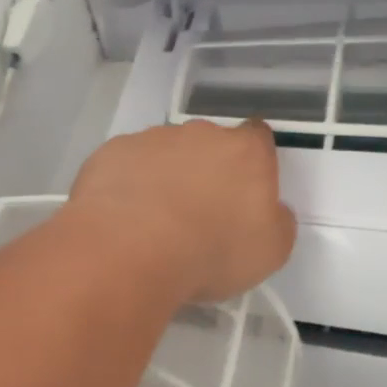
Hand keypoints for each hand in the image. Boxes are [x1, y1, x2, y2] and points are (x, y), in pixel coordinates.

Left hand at [62, 119, 295, 302]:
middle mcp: (198, 134)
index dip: (252, 162)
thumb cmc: (211, 251)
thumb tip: (271, 210)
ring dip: (162, 176)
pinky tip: (120, 218)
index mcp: (244, 152)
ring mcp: (149, 140)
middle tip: (196, 213)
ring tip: (152, 221)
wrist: (130, 248)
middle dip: (203, 169)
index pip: (257, 138)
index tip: (243, 191)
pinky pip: (124, 165)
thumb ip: (277, 222)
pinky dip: (125, 185)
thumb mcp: (269, 252)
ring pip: (162, 152)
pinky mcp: (109, 154)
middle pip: (207, 143)